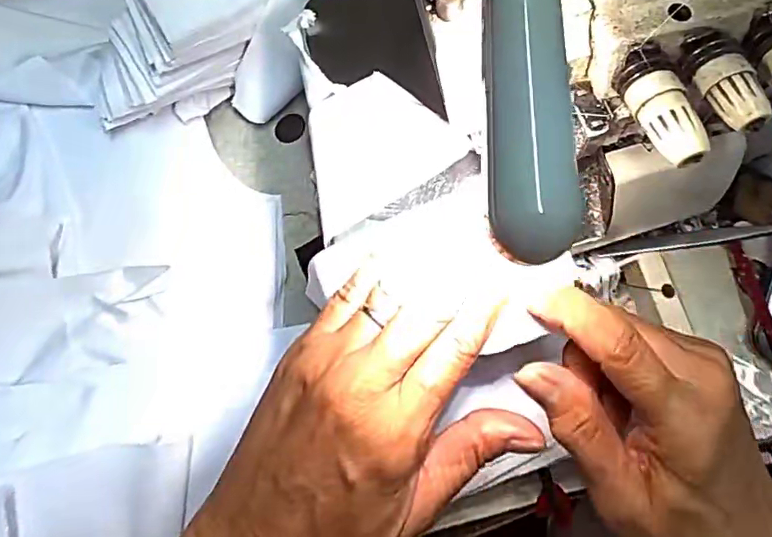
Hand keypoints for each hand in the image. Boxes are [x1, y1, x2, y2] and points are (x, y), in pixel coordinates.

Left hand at [184, 266, 545, 536]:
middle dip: (455, 289)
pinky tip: (384, 265)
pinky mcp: (302, 352)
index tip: (497, 291)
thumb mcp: (411, 506)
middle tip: (477, 271)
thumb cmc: (329, 530)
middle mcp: (359, 386)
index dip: (481, 314)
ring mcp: (326, 363)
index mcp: (394, 429)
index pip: (452, 352)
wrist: (253, 536)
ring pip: (384, 299)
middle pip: (422, 315)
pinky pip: (342, 299)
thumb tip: (518, 429)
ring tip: (441, 261)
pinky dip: (369, 278)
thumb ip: (467, 453)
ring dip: (417, 279)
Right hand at [516, 287, 771, 536]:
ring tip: (620, 414)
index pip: (620, 341)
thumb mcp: (624, 498)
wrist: (746, 526)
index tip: (537, 303)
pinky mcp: (699, 348)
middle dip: (584, 358)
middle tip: (595, 412)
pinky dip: (622, 360)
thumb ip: (579, 430)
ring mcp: (704, 354)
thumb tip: (536, 374)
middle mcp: (700, 369)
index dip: (573, 314)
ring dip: (603, 360)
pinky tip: (634, 400)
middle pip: (614, 327)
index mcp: (685, 410)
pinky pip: (638, 332)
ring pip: (622, 325)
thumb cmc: (690, 524)